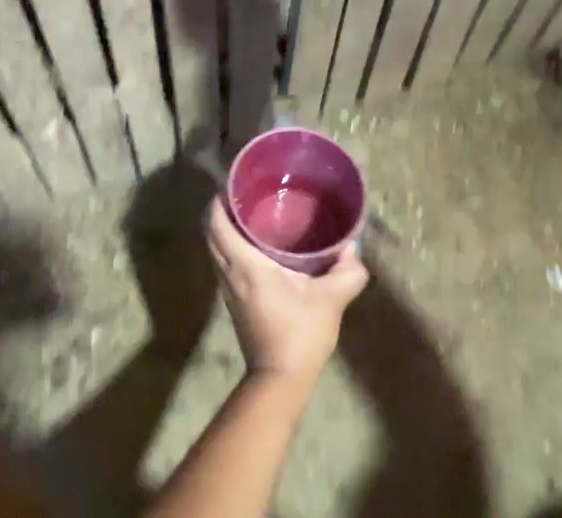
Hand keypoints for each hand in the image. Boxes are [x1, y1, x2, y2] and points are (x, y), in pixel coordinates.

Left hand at [205, 200, 368, 385]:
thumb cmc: (301, 333)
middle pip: (209, 232)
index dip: (218, 200)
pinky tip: (253, 246)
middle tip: (243, 195)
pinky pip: (221, 262)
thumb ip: (346, 272)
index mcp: (244, 265)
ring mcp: (226, 288)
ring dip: (222, 229)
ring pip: (213, 248)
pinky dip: (228, 246)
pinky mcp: (231, 300)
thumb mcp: (330, 300)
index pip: (217, 223)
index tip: (233, 184)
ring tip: (249, 215)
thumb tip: (352, 249)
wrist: (280, 377)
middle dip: (219, 210)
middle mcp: (228, 272)